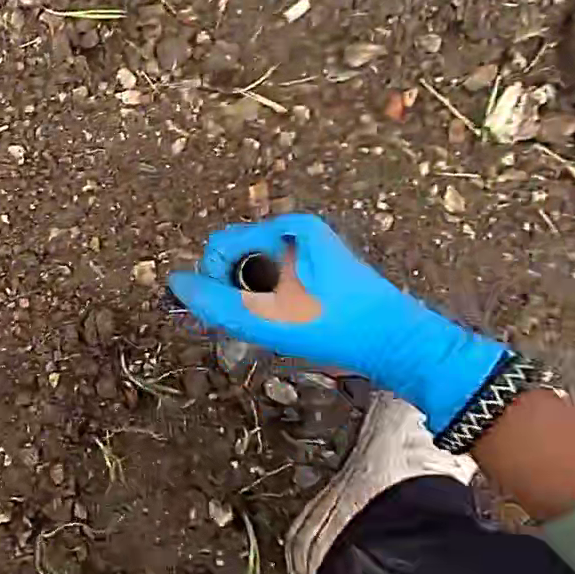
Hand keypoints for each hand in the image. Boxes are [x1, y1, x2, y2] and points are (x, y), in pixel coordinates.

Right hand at [167, 213, 511, 433]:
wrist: (400, 345)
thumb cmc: (336, 327)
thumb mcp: (268, 317)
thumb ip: (215, 301)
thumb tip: (174, 282)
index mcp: (286, 228)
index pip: (220, 247)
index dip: (214, 283)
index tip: (231, 316)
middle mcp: (295, 232)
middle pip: (236, 259)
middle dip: (233, 293)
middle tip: (252, 327)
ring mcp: (306, 250)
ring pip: (252, 274)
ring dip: (250, 302)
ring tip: (273, 328)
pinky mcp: (314, 269)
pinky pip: (272, 281)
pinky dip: (267, 303)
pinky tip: (287, 325)